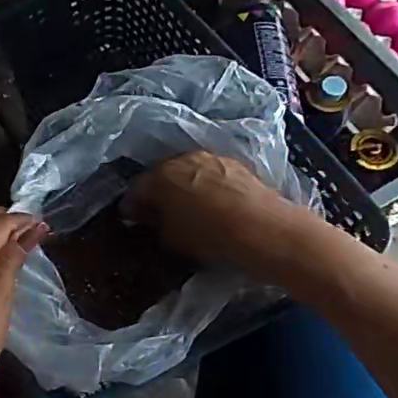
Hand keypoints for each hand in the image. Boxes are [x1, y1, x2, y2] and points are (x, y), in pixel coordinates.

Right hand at [123, 151, 318, 273]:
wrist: (267, 230)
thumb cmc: (211, 237)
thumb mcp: (172, 239)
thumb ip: (154, 224)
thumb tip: (147, 217)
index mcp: (160, 176)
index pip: (136, 189)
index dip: (130, 206)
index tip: (131, 219)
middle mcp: (182, 159)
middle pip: (160, 174)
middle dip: (156, 192)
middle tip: (156, 213)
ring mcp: (211, 158)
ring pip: (186, 171)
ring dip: (181, 186)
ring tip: (184, 208)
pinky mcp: (235, 164)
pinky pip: (208, 173)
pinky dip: (203, 185)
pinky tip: (209, 203)